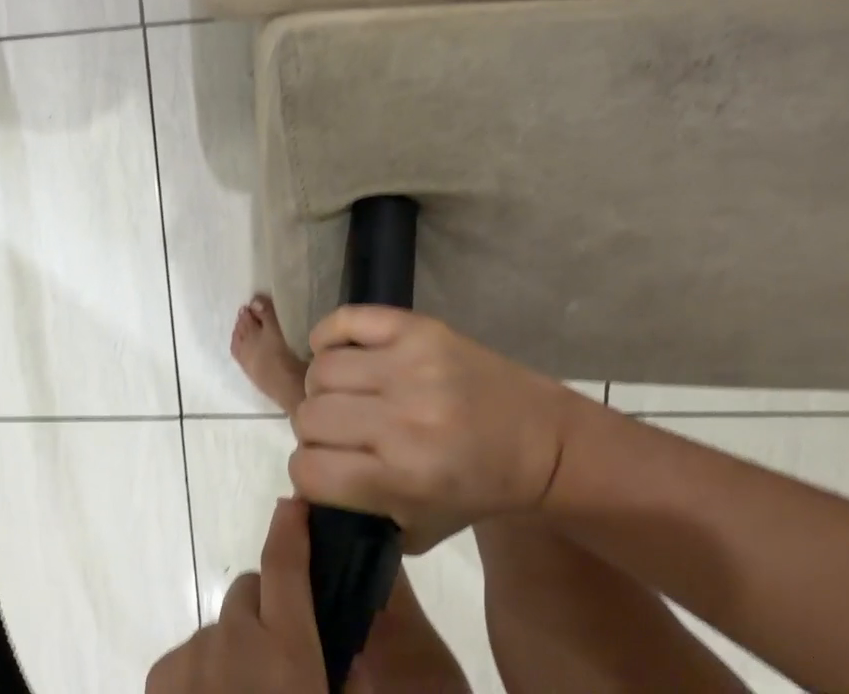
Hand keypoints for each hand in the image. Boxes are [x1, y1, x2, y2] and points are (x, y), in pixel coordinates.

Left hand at [147, 499, 359, 692]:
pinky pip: (191, 656)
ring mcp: (191, 658)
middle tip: (284, 662)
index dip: (291, 529)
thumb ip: (343, 675)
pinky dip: (206, 671)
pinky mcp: (160, 678)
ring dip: (237, 648)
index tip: (295, 504)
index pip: (285, 567)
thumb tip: (346, 651)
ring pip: (220, 628)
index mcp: (286, 653)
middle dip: (268, 609)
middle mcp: (233, 640)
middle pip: (250, 592)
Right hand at [288, 307, 590, 552]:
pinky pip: (344, 321)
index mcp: (405, 476)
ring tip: (347, 394)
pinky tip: (344, 355)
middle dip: (316, 431)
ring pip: (320, 370)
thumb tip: (304, 481)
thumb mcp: (418, 528)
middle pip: (310, 417)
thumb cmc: (479, 490)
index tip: (326, 470)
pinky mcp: (418, 329)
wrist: (543, 441)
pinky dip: (329, 337)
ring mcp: (411, 366)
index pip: (309, 469)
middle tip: (341, 432)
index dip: (309, 473)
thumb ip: (357, 512)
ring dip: (323, 387)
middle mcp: (404, 419)